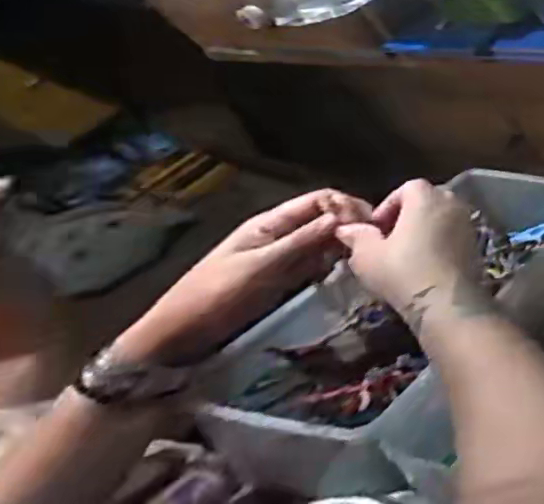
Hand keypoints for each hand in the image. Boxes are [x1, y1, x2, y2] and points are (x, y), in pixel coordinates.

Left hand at [115, 188, 370, 365]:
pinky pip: (320, 260)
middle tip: (371, 241)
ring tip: (362, 256)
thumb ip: (301, 241)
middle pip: (329, 215)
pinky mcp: (286, 276)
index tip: (365, 225)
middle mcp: (281, 233)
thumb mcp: (257, 268)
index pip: (323, 198)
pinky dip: (335, 261)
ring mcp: (284, 255)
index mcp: (270, 223)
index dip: (347, 206)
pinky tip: (344, 270)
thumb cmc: (210, 300)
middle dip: (351, 223)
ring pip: (327, 238)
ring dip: (345, 243)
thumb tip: (344, 217)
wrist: (172, 344)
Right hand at [333, 180, 483, 325]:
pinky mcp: (474, 235)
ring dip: (422, 225)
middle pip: (426, 197)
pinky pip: (452, 227)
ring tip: (403, 251)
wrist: (445, 296)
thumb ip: (358, 236)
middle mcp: (452, 201)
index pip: (408, 186)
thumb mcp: (367, 255)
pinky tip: (424, 259)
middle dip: (405, 214)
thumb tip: (347, 228)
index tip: (375, 228)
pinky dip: (438, 235)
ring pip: (440, 213)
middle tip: (387, 239)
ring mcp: (467, 217)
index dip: (388, 204)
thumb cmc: (402, 270)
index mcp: (427, 198)